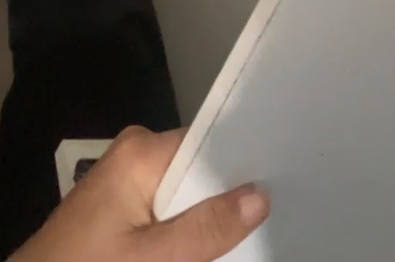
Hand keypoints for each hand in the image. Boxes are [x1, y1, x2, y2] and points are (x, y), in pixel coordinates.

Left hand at [11, 127, 268, 261]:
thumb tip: (261, 194)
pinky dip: (179, 227)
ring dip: (202, 217)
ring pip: (183, 191)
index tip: (278, 181)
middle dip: (223, 197)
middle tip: (263, 218)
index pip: (209, 144)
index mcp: (142, 149)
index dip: (242, 166)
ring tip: (237, 234)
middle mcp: (134, 151)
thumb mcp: (151, 261)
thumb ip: (205, 229)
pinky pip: (163, 205)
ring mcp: (123, 176)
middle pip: (198, 168)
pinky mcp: (116, 202)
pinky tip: (196, 246)